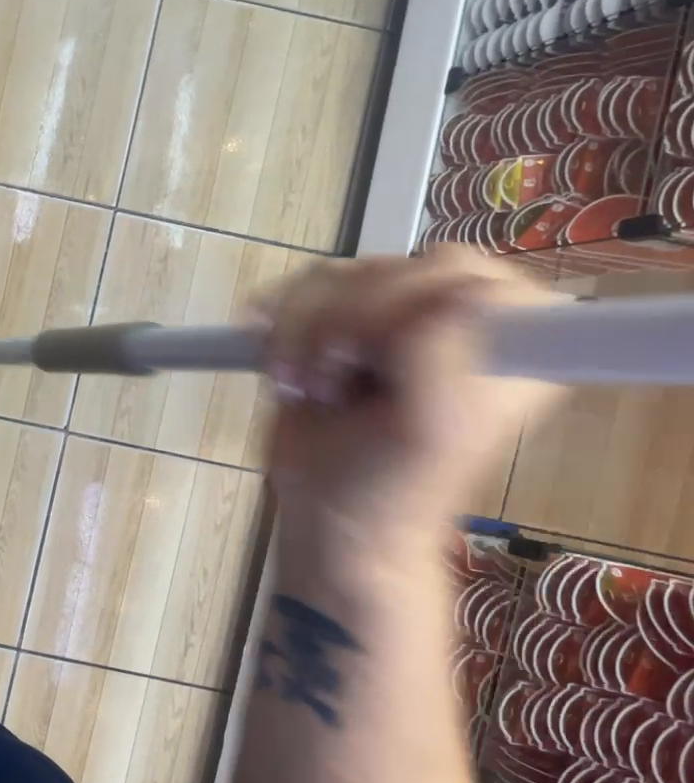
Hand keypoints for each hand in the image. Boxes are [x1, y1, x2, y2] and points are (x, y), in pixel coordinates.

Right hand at [263, 252, 562, 558]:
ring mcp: (388, 318)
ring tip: (302, 385)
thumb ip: (448, 357)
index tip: (366, 359)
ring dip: (297, 332)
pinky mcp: (332, 324)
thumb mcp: (431, 430)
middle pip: (384, 270)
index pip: (457, 275)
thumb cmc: (389, 485)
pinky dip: (272, 321)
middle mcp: (455, 317)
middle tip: (327, 384)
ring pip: (332, 278)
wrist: (328, 513)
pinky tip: (271, 360)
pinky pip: (297, 290)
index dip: (397, 305)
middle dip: (335, 325)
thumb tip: (463, 288)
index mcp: (510, 339)